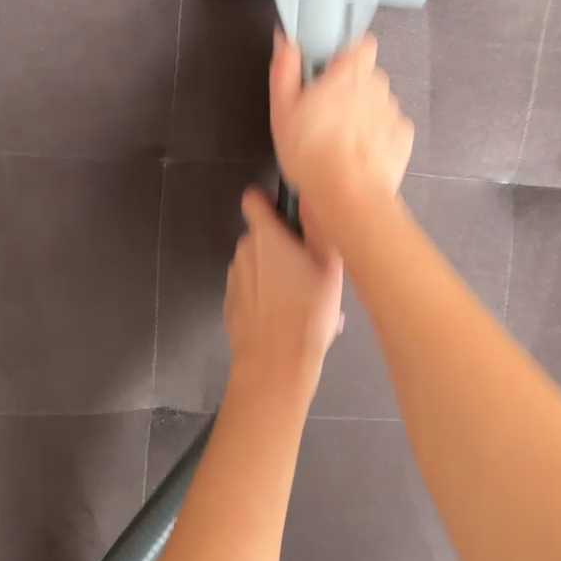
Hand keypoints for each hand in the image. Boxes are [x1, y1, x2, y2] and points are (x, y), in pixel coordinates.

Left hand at [224, 189, 343, 384]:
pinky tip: (286, 319)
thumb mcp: (330, 265)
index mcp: (265, 235)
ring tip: (304, 300)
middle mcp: (243, 251)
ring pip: (258, 265)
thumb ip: (318, 226)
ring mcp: (233, 279)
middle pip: (262, 236)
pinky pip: (251, 291)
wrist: (275, 362)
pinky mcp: (230, 305)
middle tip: (311, 269)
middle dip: (283, 246)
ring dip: (276, 273)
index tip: (291, 218)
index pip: (254, 198)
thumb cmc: (308, 310)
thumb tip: (310, 198)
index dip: (271, 202)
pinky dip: (266, 297)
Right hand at [269, 31, 413, 232]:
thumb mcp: (282, 109)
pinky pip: (388, 130)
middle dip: (349, 91)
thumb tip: (286, 46)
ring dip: (362, 117)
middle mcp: (376, 87)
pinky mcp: (402, 137)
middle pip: (366, 78)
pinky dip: (375, 139)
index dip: (345, 57)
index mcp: (349, 72)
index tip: (329, 72)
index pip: (360, 45)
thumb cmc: (314, 154)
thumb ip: (285, 69)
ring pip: (376, 105)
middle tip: (325, 115)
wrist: (346, 193)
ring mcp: (392, 112)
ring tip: (338, 141)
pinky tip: (355, 154)